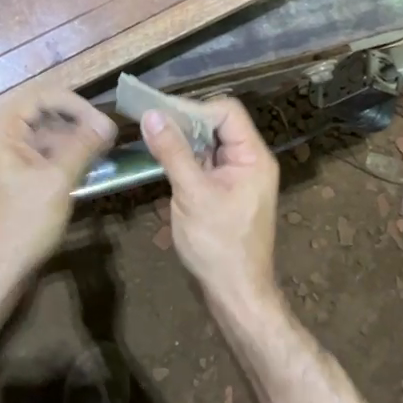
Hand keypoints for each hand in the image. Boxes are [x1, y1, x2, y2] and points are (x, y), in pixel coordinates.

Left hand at [0, 90, 116, 291]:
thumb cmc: (22, 223)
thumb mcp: (57, 181)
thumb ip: (82, 146)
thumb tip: (107, 122)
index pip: (39, 97)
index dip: (74, 104)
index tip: (102, 121)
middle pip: (39, 115)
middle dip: (74, 123)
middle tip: (107, 136)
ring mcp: (1, 158)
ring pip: (40, 137)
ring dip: (70, 141)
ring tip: (101, 151)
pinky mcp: (9, 178)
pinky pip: (36, 156)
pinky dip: (59, 158)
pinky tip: (83, 167)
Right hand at [140, 98, 278, 307]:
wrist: (235, 294)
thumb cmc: (218, 245)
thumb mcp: (192, 194)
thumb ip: (172, 152)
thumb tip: (151, 115)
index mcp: (252, 158)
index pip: (226, 112)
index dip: (194, 108)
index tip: (161, 115)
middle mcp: (248, 162)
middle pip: (216, 125)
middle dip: (183, 122)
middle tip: (149, 124)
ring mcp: (237, 178)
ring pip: (207, 144)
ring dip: (180, 141)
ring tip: (150, 140)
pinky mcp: (223, 192)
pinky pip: (203, 163)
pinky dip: (183, 159)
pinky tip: (161, 162)